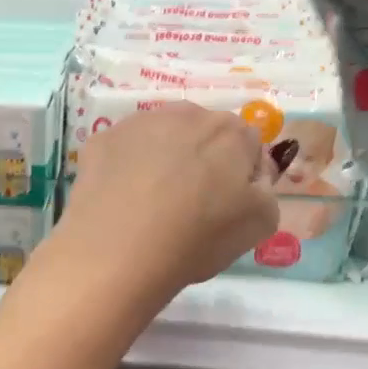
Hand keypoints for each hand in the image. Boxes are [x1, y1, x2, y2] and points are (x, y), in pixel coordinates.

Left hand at [46, 102, 276, 302]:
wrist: (117, 253)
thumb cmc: (195, 240)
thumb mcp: (258, 225)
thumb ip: (267, 191)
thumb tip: (254, 177)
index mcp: (231, 132)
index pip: (248, 146)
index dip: (241, 177)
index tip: (227, 207)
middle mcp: (186, 114)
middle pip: (203, 135)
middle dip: (201, 162)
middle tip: (189, 206)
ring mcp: (138, 123)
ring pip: (160, 137)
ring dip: (162, 159)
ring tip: (151, 204)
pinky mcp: (100, 141)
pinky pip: (122, 151)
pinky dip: (124, 169)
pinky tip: (120, 201)